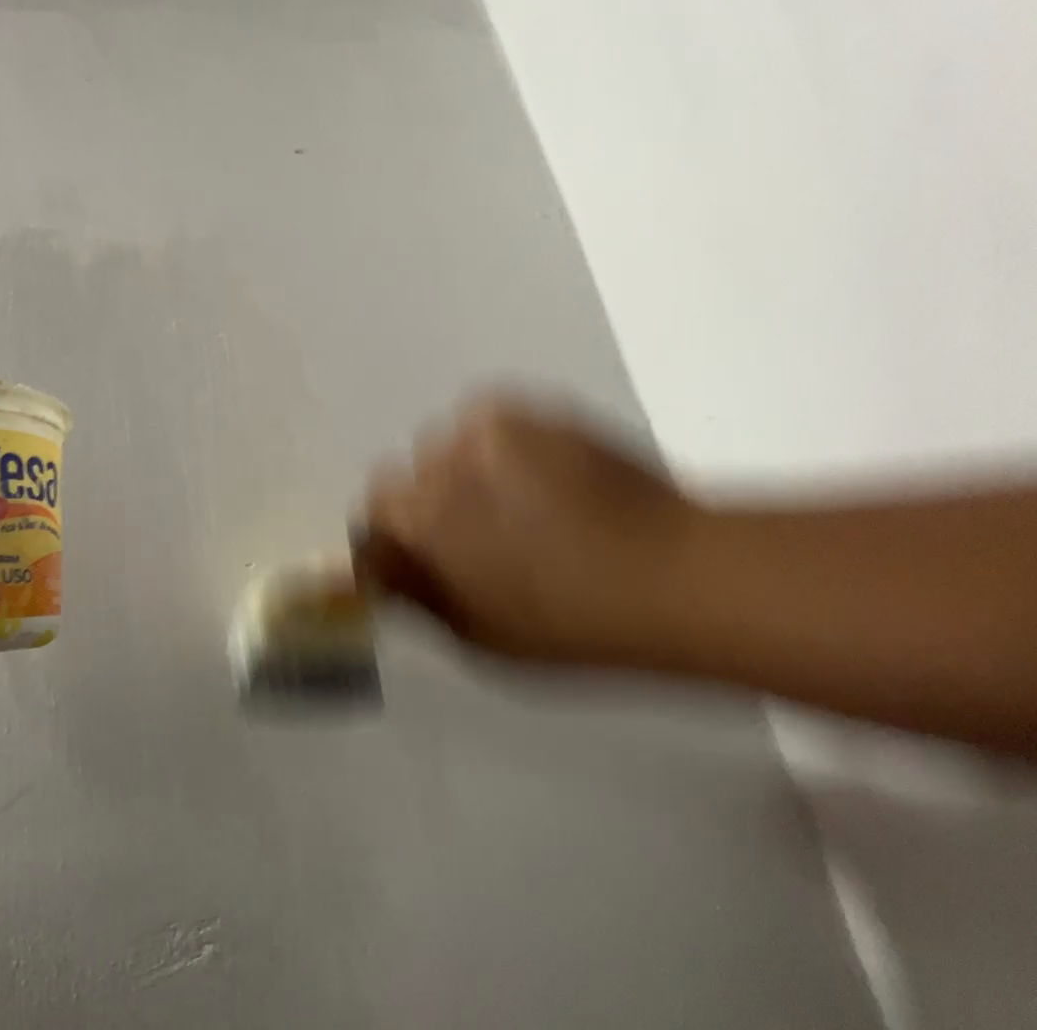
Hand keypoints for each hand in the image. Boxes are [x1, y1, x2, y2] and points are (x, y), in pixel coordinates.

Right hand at [359, 395, 701, 665]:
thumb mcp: (474, 636)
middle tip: (480, 532)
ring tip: (521, 498)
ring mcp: (476, 436)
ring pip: (441, 448)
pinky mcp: (521, 410)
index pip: (370, 524)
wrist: (674, 575)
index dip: (397, 544)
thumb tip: (376, 569)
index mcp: (413, 532)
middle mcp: (430, 475)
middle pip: (398, 482)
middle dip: (427, 505)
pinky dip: (499, 442)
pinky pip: (482, 420)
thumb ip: (413, 594)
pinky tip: (540, 471)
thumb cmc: (566, 624)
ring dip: (463, 471)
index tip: (430, 561)